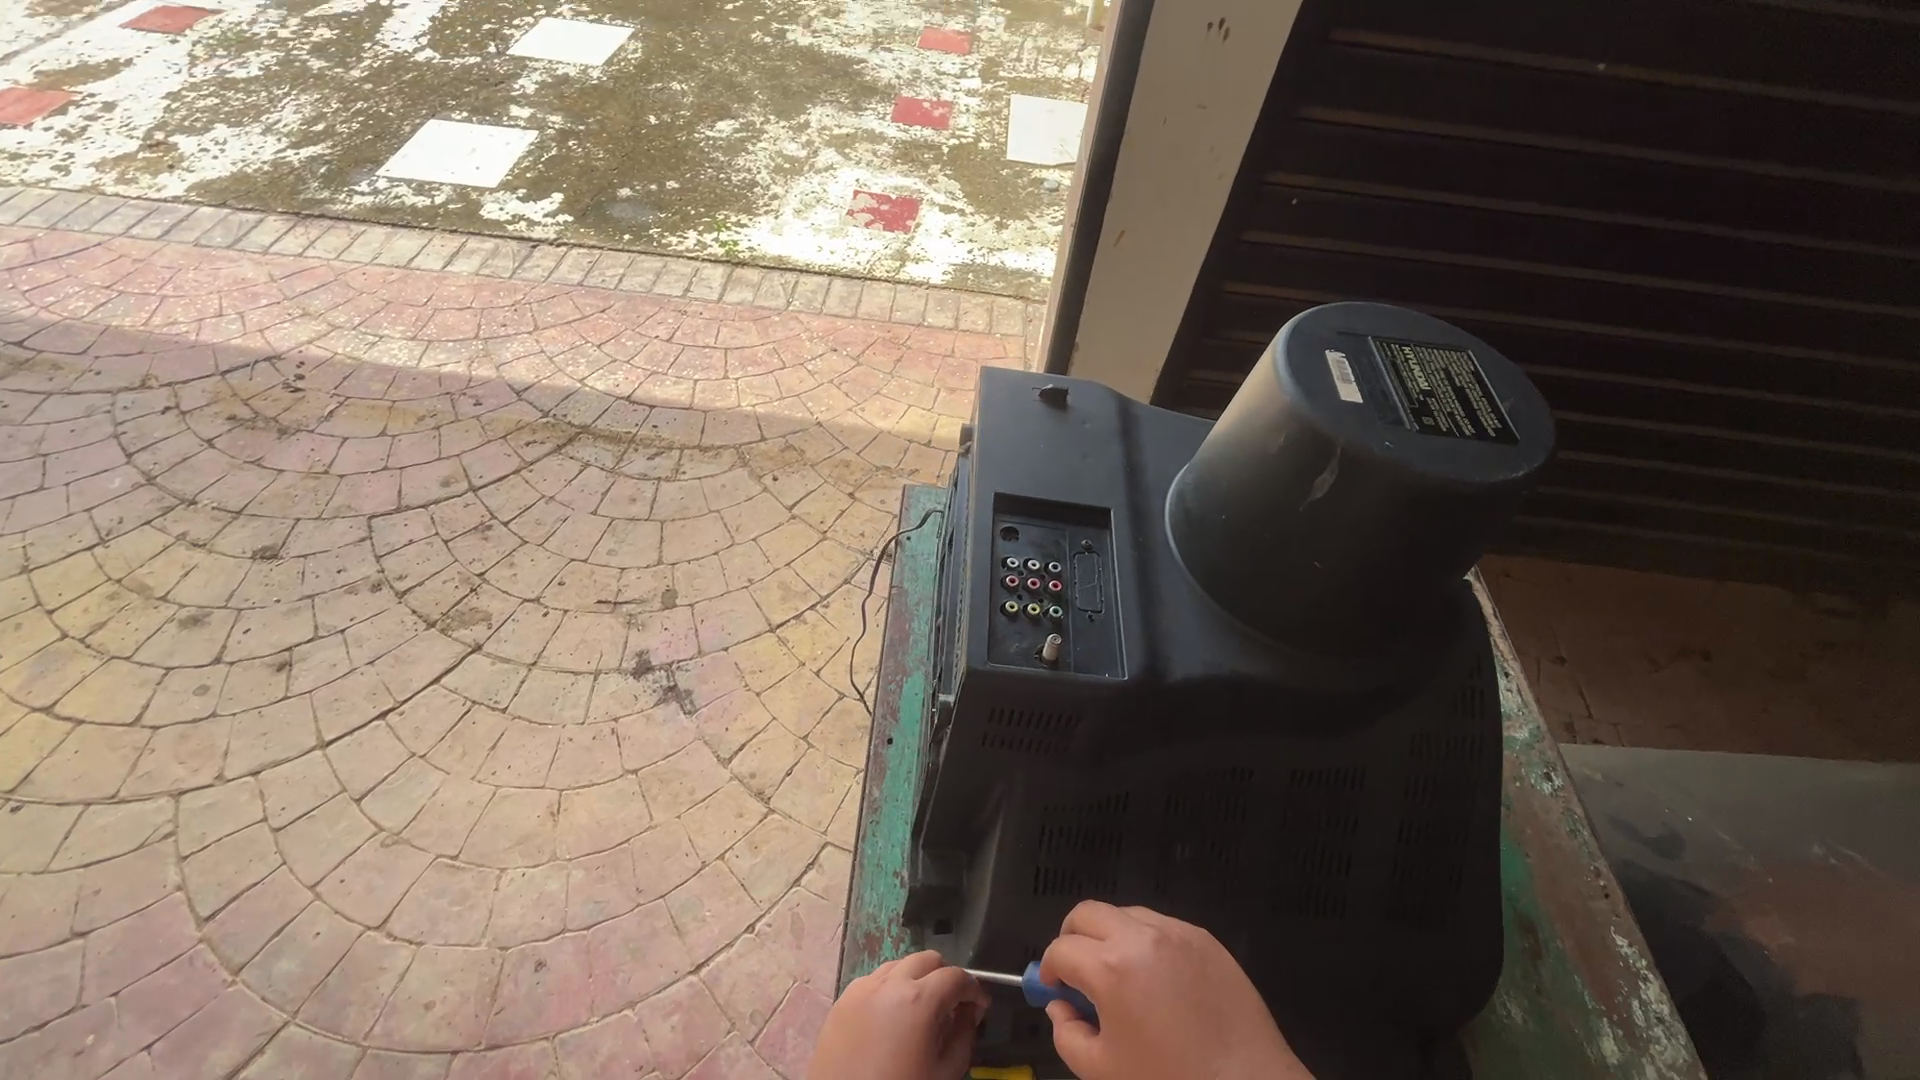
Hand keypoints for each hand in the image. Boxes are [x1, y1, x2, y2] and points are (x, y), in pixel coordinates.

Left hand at [806, 950, 990, 1079]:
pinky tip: (891, 1016)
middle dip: (946, 976)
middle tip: (953, 1004)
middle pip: (928, 959)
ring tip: (921, 1009)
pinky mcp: (843, 1000)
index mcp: (919, 999)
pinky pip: (874, 980)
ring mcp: (863, 988)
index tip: (980, 1006)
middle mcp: (890, 983)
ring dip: (917, 978)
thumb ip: (964, 1035)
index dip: (974, 989)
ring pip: (899, 965)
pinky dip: (890, 988)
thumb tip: (968, 1011)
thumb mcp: (945, 1072)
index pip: (956, 976)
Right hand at [1040, 901, 1313, 1079]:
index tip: (1053, 989)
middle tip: (1077, 971)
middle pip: (1087, 913)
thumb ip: (1067, 1033)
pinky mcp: (1205, 938)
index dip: (1048, 970)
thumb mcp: (1102, 1070)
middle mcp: (1140, 936)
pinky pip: (1162, 925)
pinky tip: (1159, 980)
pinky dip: (1147, 942)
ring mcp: (1176, 931)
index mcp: (1111, 968)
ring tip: (1122, 977)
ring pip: (1125, 913)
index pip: (1060, 949)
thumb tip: (1061, 1006)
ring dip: (1110, 936)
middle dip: (1072, 937)